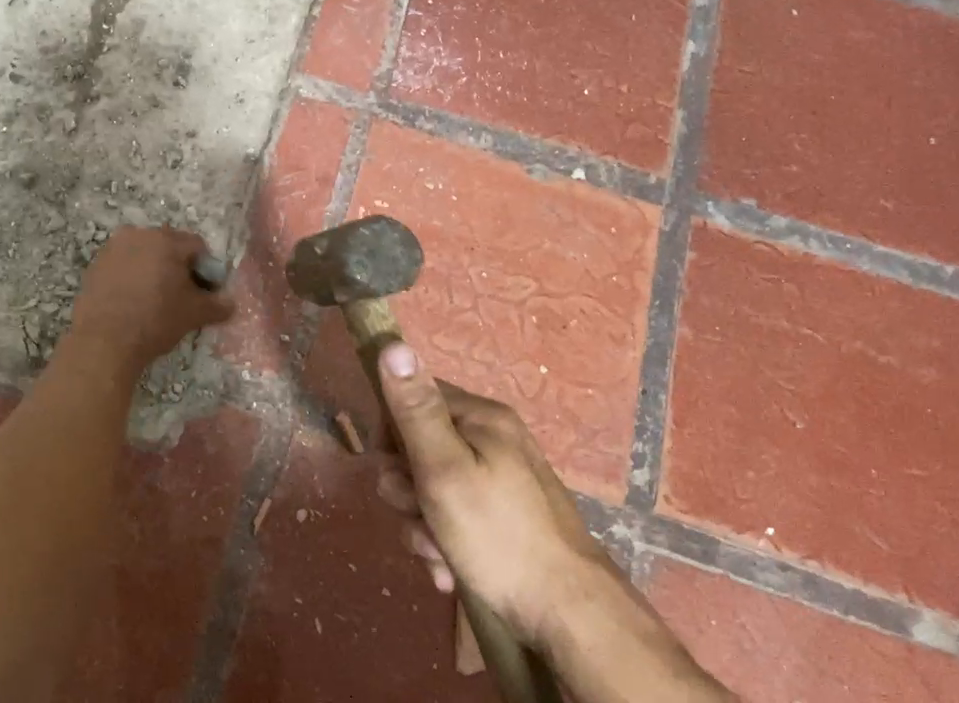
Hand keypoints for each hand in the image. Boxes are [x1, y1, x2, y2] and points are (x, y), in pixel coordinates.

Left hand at [62, 227, 234, 373]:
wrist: (105, 340)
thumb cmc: (156, 320)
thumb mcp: (195, 314)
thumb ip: (217, 304)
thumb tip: (230, 303)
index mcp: (165, 240)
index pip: (196, 246)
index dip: (205, 268)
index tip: (204, 291)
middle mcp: (138, 235)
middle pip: (167, 246)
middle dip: (177, 266)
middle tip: (180, 295)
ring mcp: (112, 248)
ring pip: (142, 254)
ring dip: (152, 270)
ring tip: (154, 299)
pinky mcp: (95, 265)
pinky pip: (122, 265)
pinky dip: (130, 277)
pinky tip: (131, 301)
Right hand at [372, 343, 621, 646]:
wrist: (568, 615)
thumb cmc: (498, 535)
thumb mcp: (444, 468)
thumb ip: (414, 410)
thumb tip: (393, 344)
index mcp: (481, 418)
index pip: (411, 396)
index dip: (390, 433)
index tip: (395, 467)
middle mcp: (492, 440)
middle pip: (415, 447)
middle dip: (405, 489)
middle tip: (417, 513)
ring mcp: (498, 481)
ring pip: (427, 487)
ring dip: (419, 522)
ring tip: (436, 550)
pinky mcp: (500, 517)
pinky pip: (450, 515)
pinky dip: (440, 540)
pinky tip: (447, 566)